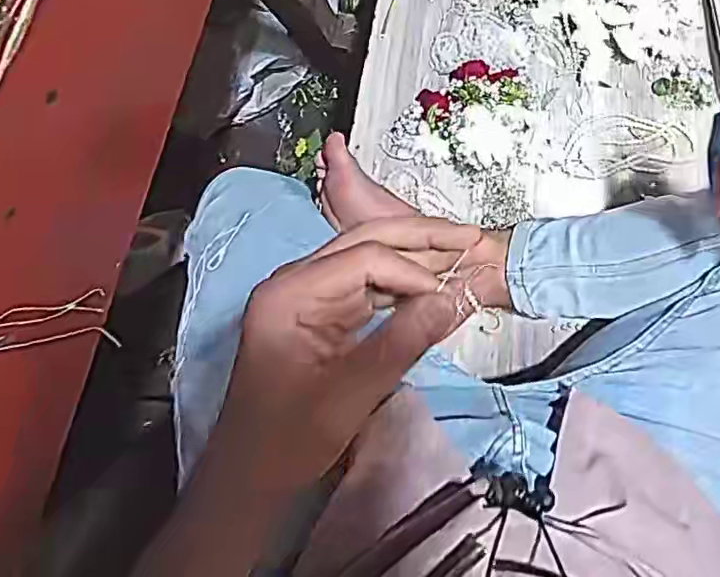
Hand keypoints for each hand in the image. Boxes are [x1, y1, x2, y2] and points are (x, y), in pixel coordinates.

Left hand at [210, 219, 481, 482]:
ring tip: (462, 248)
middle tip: (470, 237)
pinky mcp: (325, 306)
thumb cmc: (286, 444)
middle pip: (370, 239)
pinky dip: (406, 279)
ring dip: (419, 253)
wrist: (249, 483)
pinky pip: (372, 279)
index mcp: (291, 293)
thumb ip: (402, 341)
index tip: (447, 294)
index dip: (413, 271)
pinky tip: (435, 279)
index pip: (366, 258)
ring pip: (374, 252)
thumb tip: (451, 298)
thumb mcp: (349, 395)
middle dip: (423, 236)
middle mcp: (298, 280)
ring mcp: (310, 290)